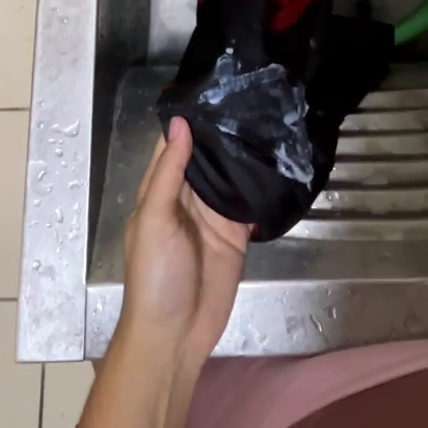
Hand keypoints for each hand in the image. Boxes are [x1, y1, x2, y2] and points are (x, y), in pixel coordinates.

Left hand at [79, 119, 247, 427]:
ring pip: (227, 177)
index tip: (210, 91)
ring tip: (264, 121)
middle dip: (220, 133)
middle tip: (247, 99)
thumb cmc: (154, 277)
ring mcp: (212, 217)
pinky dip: (258, 187)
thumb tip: (179, 124)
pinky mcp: (235, 235)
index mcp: (159, 191)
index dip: (187, 121)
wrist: (175, 335)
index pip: (172, 146)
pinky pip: (247, 205)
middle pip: (204, 158)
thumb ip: (167, 174)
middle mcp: (186, 198)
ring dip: (240, 156)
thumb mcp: (153, 221)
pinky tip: (274, 164)